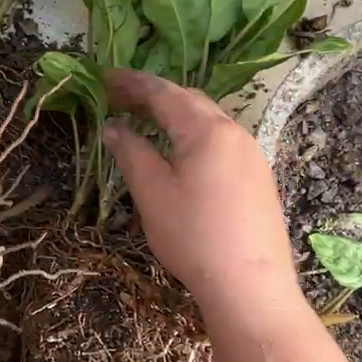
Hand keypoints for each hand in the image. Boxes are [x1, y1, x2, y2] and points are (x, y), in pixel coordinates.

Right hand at [102, 70, 298, 312]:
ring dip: (175, 113)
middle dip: (154, 94)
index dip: (134, 84)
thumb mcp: (151, 192)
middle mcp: (235, 134)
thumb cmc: (193, 235)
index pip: (165, 94)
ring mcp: (251, 156)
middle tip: (120, 96)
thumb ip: (131, 153)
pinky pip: (220, 140)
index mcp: (207, 131)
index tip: (106, 77)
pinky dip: (192, 133)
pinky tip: (178, 149)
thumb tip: (114, 127)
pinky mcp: (256, 178)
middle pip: (191, 101)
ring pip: (208, 120)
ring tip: (145, 118)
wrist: (249, 284)